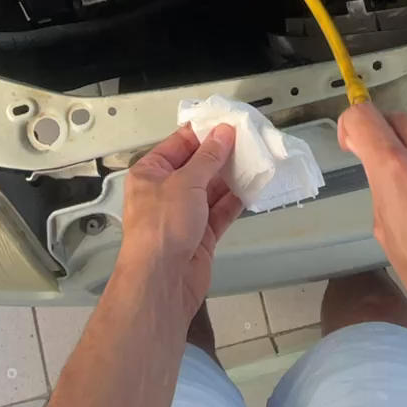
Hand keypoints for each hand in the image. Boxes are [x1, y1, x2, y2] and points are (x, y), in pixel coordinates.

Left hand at [115, 124, 243, 324]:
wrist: (161, 283)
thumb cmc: (162, 226)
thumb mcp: (186, 182)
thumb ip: (208, 158)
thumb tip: (223, 132)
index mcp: (151, 172)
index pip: (179, 144)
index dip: (204, 133)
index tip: (228, 123)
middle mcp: (165, 191)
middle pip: (197, 166)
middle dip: (221, 155)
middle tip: (248, 140)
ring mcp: (183, 214)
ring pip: (211, 189)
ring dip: (231, 177)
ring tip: (255, 160)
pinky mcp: (200, 235)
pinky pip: (220, 212)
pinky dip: (235, 201)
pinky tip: (252, 189)